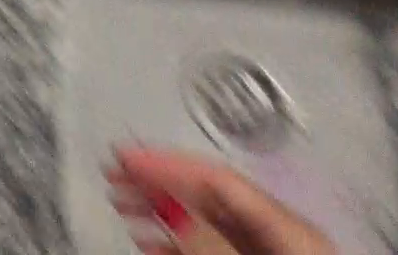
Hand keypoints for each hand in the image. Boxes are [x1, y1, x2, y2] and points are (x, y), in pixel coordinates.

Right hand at [108, 147, 335, 254]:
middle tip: (112, 171)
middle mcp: (276, 226)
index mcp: (285, 219)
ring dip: (156, 207)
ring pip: (201, 218)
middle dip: (153, 180)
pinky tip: (146, 236)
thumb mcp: (248, 252)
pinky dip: (172, 237)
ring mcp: (264, 245)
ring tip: (120, 201)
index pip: (214, 174)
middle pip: (204, 192)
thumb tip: (172, 209)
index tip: (122, 152)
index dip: (164, 160)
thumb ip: (212, 234)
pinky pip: (205, 244)